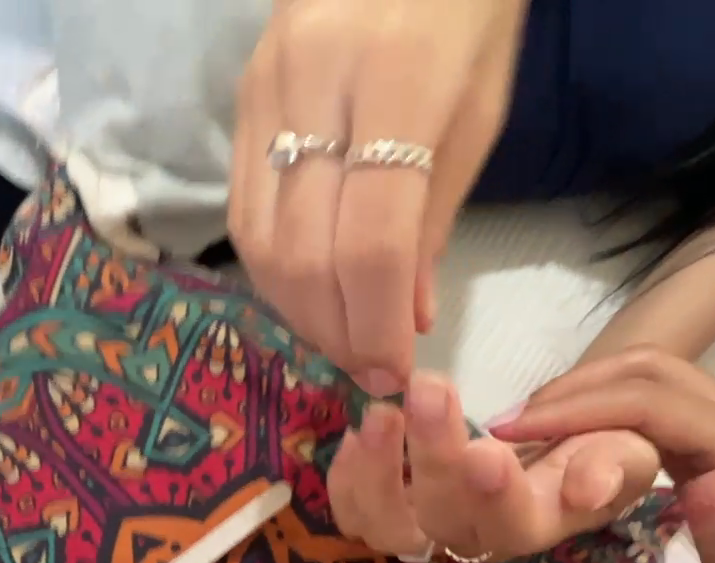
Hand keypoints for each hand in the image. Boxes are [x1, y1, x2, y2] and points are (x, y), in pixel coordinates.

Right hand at [229, 0, 527, 394]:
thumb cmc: (466, 6)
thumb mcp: (478, 111)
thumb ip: (432, 221)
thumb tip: (402, 321)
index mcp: (396, 82)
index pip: (370, 243)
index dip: (375, 326)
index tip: (393, 374)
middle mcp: (311, 87)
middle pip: (302, 256)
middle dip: (334, 332)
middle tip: (365, 366)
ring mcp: (261, 94)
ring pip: (258, 245)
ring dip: (298, 312)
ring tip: (337, 336)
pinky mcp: (237, 105)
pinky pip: (242, 215)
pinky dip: (272, 273)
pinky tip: (307, 291)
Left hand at [328, 371, 659, 560]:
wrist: (551, 447)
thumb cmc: (589, 446)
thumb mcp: (621, 448)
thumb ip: (611, 464)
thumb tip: (587, 488)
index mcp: (534, 524)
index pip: (511, 525)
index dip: (494, 496)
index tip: (487, 447)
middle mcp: (473, 536)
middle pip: (440, 521)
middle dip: (432, 457)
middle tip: (430, 389)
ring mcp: (426, 527)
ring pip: (385, 527)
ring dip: (375, 473)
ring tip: (380, 413)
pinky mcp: (390, 511)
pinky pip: (354, 513)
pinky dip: (345, 480)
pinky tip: (354, 434)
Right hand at [487, 349, 714, 562]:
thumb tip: (711, 477)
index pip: (653, 401)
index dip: (579, 406)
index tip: (512, 430)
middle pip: (653, 374)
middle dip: (578, 387)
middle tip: (515, 423)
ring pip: (652, 392)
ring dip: (589, 399)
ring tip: (533, 433)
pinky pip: (654, 423)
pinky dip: (605, 423)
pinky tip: (576, 453)